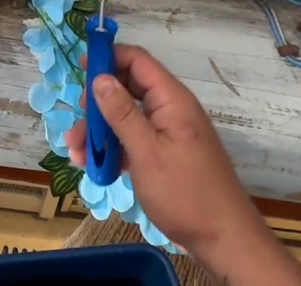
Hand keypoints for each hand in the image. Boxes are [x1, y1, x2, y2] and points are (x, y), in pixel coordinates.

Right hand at [65, 44, 245, 261]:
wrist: (225, 243)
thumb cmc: (185, 193)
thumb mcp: (147, 152)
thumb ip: (122, 113)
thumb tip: (99, 77)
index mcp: (171, 100)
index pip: (137, 60)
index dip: (108, 57)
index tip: (81, 68)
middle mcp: (170, 110)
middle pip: (127, 88)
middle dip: (98, 102)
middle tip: (77, 119)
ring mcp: (168, 133)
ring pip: (126, 117)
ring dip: (100, 130)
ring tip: (76, 151)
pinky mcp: (165, 154)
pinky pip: (133, 139)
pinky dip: (113, 148)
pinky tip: (94, 165)